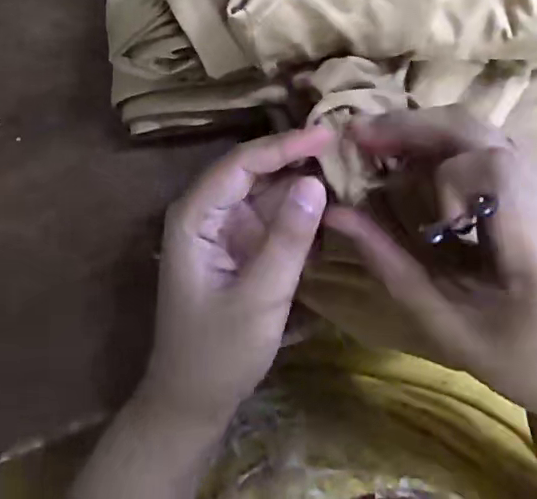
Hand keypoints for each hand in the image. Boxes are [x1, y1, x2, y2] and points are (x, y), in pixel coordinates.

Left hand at [139, 125, 333, 420]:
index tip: (326, 134)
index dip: (284, 145)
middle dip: (295, 155)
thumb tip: (315, 183)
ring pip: (266, 188)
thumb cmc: (217, 354)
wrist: (191, 402)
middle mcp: (206, 211)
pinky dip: (299, 208)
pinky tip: (329, 199)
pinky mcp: (240, 244)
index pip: (241, 164)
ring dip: (301, 179)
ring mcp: (224, 227)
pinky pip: (271, 214)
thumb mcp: (259, 300)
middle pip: (253, 169)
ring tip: (345, 164)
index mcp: (195, 216)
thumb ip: (287, 241)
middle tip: (343, 144)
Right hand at [321, 108, 536, 419]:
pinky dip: (443, 144)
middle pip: (482, 131)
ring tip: (381, 145)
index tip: (429, 218)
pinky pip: (488, 145)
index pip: (496, 167)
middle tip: (363, 136)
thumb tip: (334, 214)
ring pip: (483, 129)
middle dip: (417, 127)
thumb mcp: (444, 324)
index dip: (449, 175)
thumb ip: (390, 263)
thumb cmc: (514, 359)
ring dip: (426, 129)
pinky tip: (416, 162)